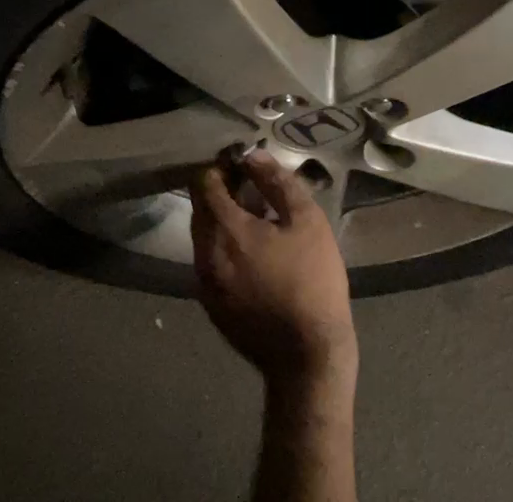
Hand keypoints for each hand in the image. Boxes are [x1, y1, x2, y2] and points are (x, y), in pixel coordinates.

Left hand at [191, 150, 357, 383]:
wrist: (306, 355)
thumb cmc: (312, 281)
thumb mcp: (306, 221)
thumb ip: (277, 182)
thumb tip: (253, 157)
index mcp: (224, 229)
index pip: (203, 182)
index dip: (222, 165)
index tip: (246, 163)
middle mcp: (203, 253)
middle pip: (200, 208)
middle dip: (223, 191)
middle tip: (257, 189)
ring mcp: (204, 283)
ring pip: (204, 236)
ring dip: (224, 220)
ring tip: (260, 220)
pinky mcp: (211, 305)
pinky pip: (210, 261)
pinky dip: (225, 247)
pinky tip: (256, 254)